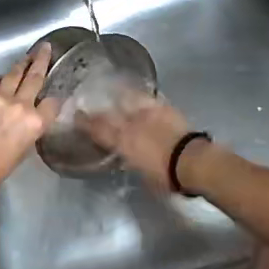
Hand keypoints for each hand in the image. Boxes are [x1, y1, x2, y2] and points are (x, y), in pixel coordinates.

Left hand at [0, 44, 55, 195]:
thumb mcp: (24, 150)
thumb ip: (31, 128)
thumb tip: (30, 116)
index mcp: (35, 123)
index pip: (52, 103)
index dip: (54, 99)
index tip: (53, 95)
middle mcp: (20, 104)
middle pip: (35, 76)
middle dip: (42, 60)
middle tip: (46, 47)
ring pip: (14, 73)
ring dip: (22, 64)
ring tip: (28, 56)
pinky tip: (0, 82)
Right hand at [77, 90, 191, 191]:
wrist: (191, 160)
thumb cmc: (166, 176)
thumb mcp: (142, 173)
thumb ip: (132, 161)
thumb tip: (129, 157)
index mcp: (123, 142)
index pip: (99, 130)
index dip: (86, 123)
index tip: (77, 117)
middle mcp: (131, 123)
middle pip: (110, 113)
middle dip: (98, 110)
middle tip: (91, 106)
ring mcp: (148, 112)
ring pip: (128, 98)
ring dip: (120, 96)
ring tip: (115, 92)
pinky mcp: (164, 107)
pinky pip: (148, 97)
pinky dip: (142, 96)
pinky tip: (141, 94)